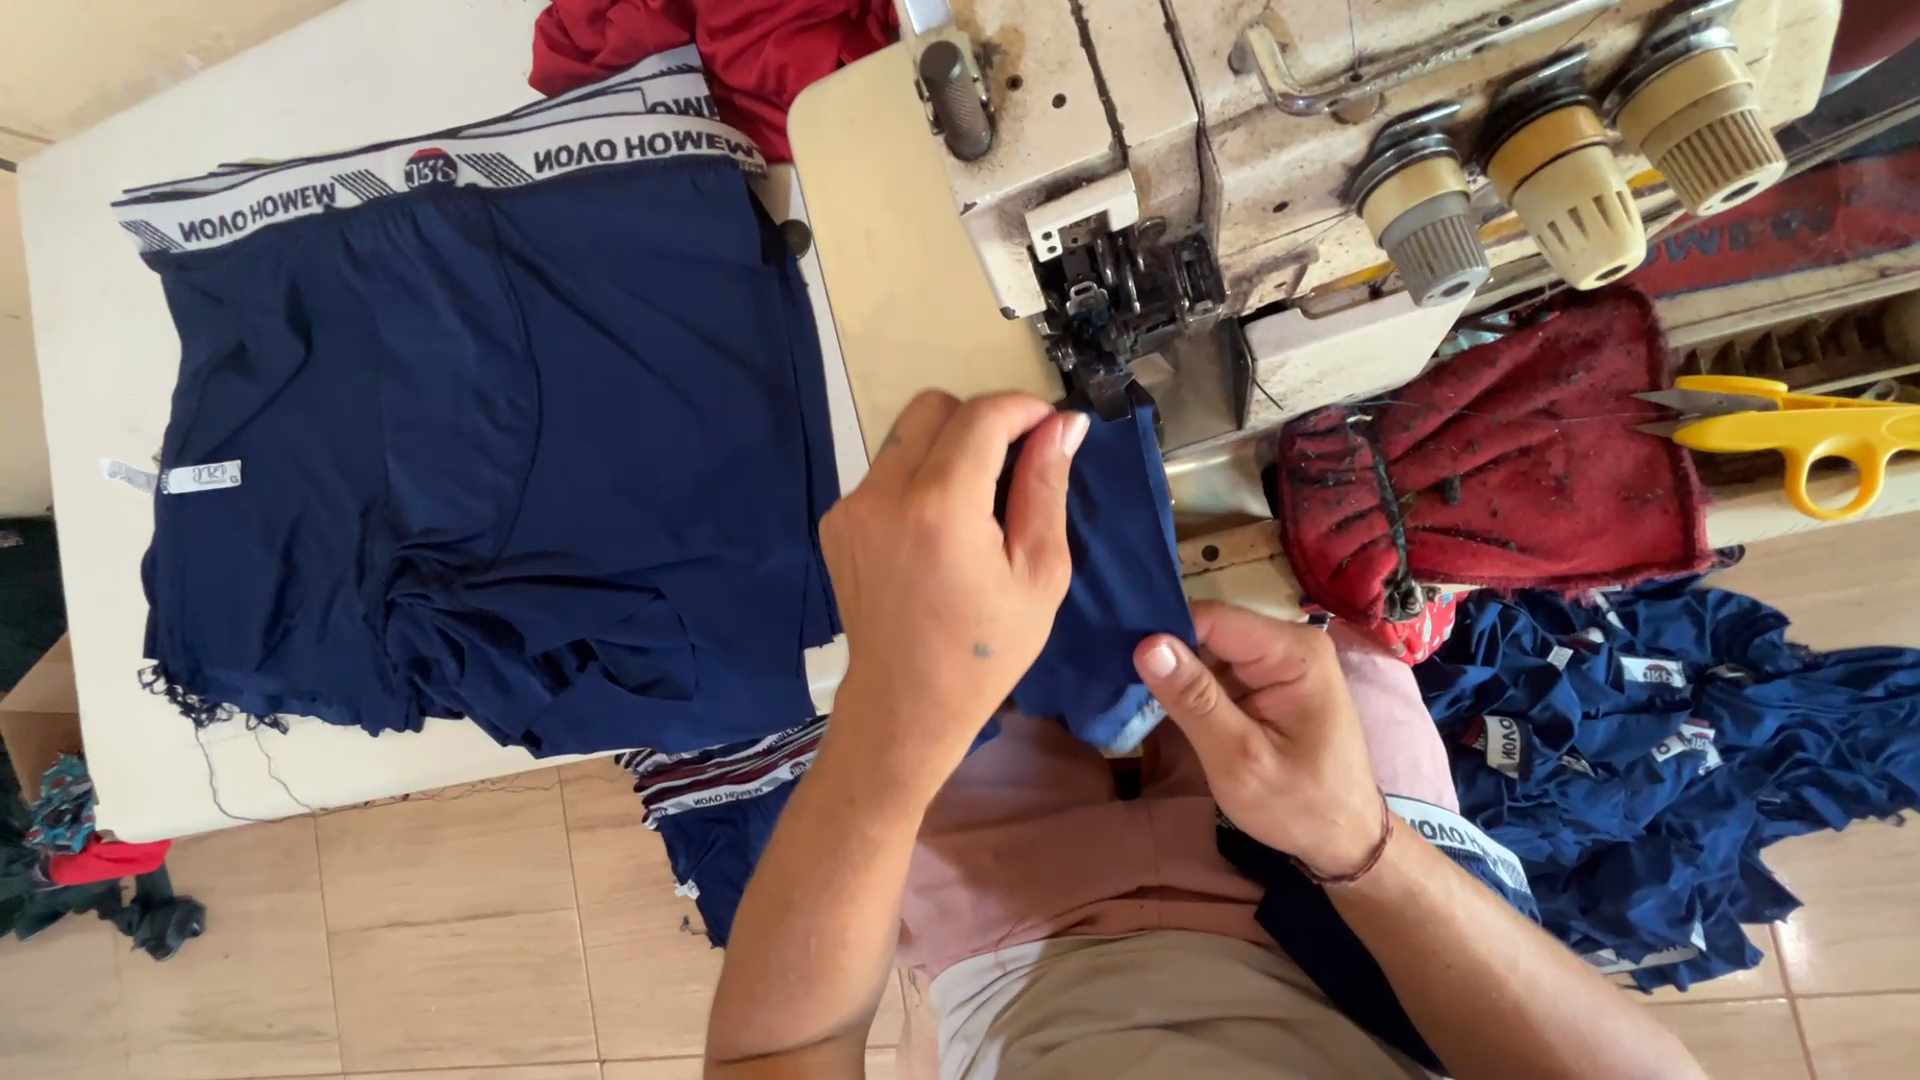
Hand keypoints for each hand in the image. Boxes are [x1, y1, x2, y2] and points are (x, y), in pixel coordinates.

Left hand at [821, 390, 1086, 799]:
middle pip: (932, 407)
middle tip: (1010, 463)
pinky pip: (883, 472)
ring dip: (945, 449)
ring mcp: (851, 507)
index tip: (1048, 426)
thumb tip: (1064, 425)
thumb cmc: (985, 651)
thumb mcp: (1038, 574)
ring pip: (904, 436)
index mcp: (941, 507)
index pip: (981, 415)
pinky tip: (933, 531)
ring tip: (973, 504)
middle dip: (979, 420)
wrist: (905, 704)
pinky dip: (915, 479)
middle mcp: (884, 494)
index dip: (1022, 408)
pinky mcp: (836, 523)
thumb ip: (1046, 489)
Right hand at [1134, 601, 1385, 876]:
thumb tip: (1147, 645)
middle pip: (1208, 628)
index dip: (1164, 634)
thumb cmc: (1299, 807)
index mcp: (1292, 653)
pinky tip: (1168, 704)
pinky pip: (1217, 665)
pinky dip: (1191, 684)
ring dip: (1176, 671)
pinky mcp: (1268, 677)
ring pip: (1207, 646)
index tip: (1122, 659)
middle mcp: (1288, 642)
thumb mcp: (1238, 760)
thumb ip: (1194, 699)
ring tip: (1140, 696)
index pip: (1211, 618)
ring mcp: (1279, 659)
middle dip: (1167, 653)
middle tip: (1125, 684)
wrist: (1345, 841)